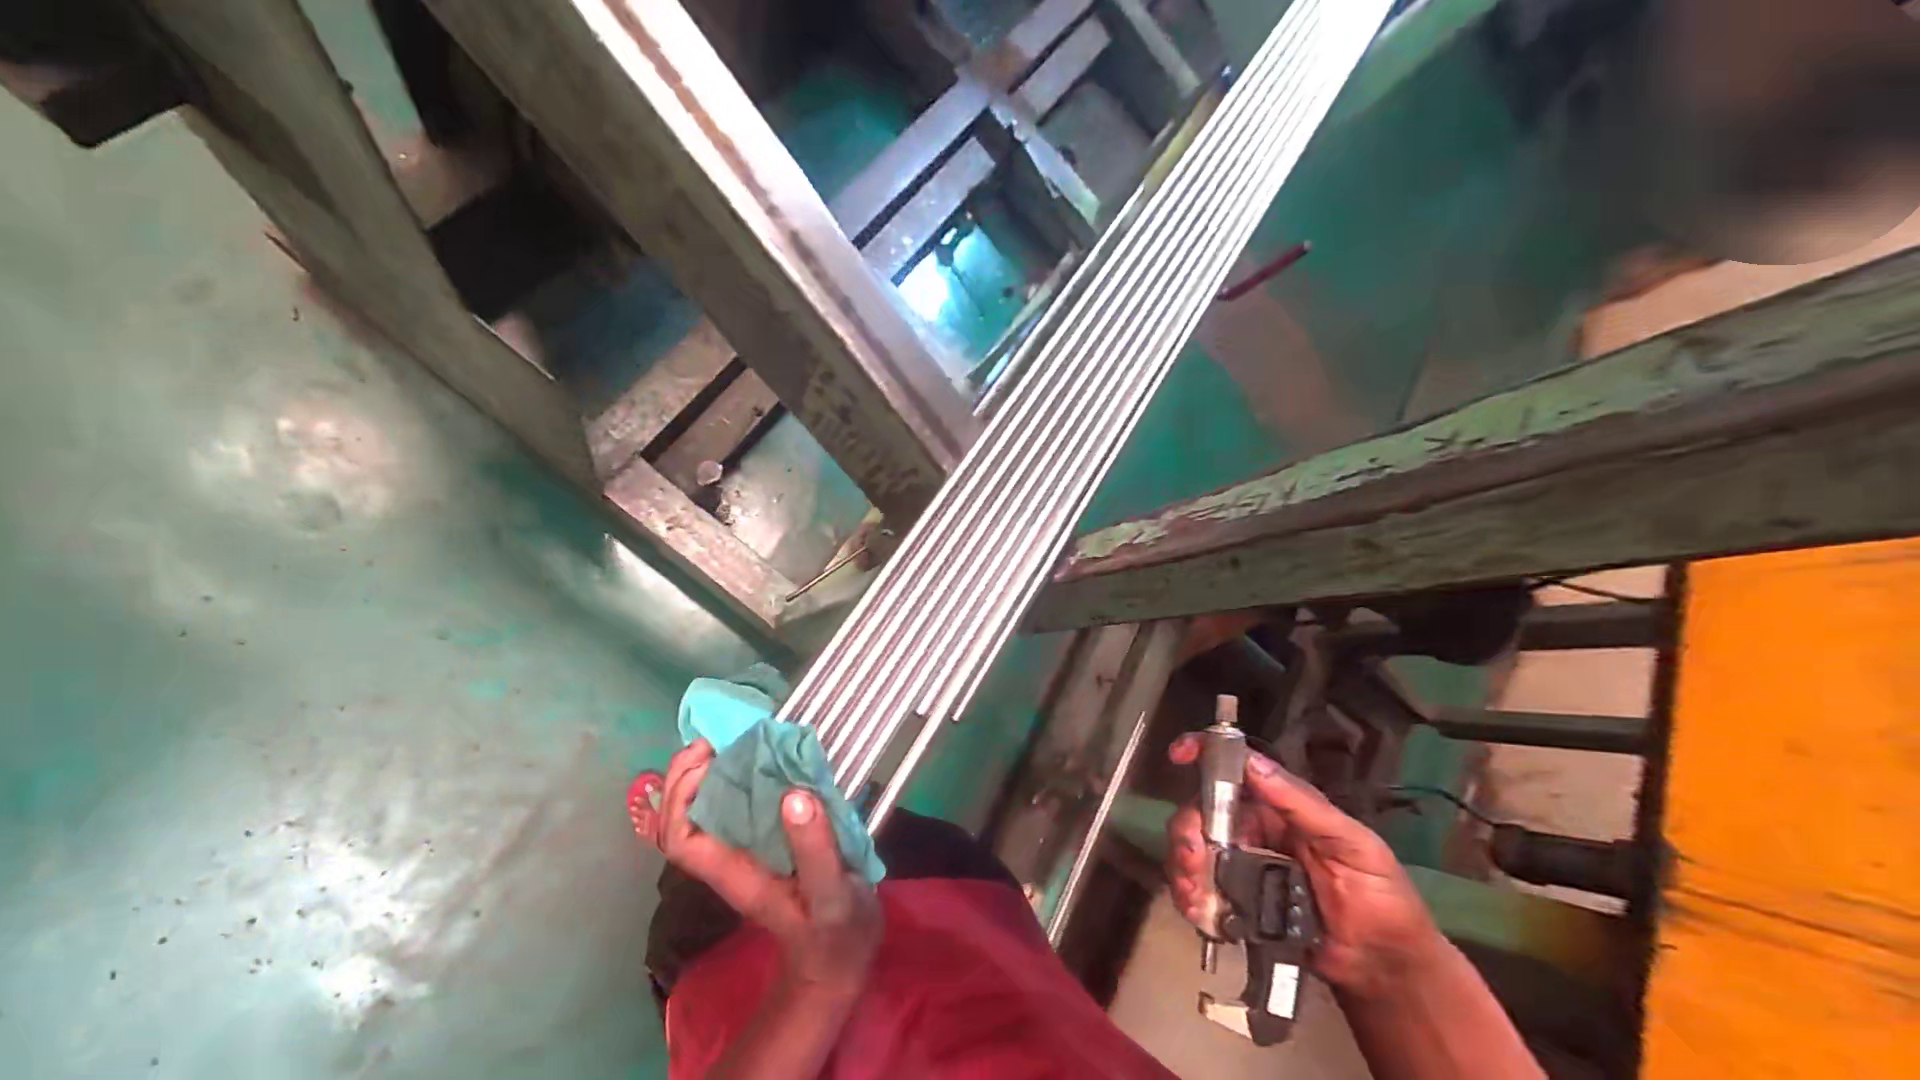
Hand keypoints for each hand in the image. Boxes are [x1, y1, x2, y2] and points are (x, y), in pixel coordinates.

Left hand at [629, 740, 881, 996]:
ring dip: (713, 772)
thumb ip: (814, 850)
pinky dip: (747, 777)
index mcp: (735, 872)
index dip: (681, 796)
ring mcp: (751, 850)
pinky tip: (771, 757)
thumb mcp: (831, 895)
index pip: (681, 838)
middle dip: (687, 775)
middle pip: (684, 818)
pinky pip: (745, 804)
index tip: (708, 758)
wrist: (842, 961)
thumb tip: (793, 795)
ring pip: (711, 809)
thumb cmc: (834, 935)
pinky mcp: (773, 841)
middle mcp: (733, 857)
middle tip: (715, 739)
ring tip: (736, 740)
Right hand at [1165, 737, 1443, 999]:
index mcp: (1280, 807)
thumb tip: (1254, 764)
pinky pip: (1200, 891)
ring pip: (1194, 850)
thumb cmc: (1382, 897)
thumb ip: (1304, 805)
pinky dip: (1190, 898)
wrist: (1387, 969)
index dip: (1204, 755)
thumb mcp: (1353, 844)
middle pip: (1202, 813)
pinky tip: (1200, 913)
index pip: (1237, 771)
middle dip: (1187, 831)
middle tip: (1192, 859)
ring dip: (1184, 867)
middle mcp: (1254, 830)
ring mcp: (1242, 867)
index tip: (1179, 755)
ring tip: (1195, 896)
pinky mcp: (1236, 903)